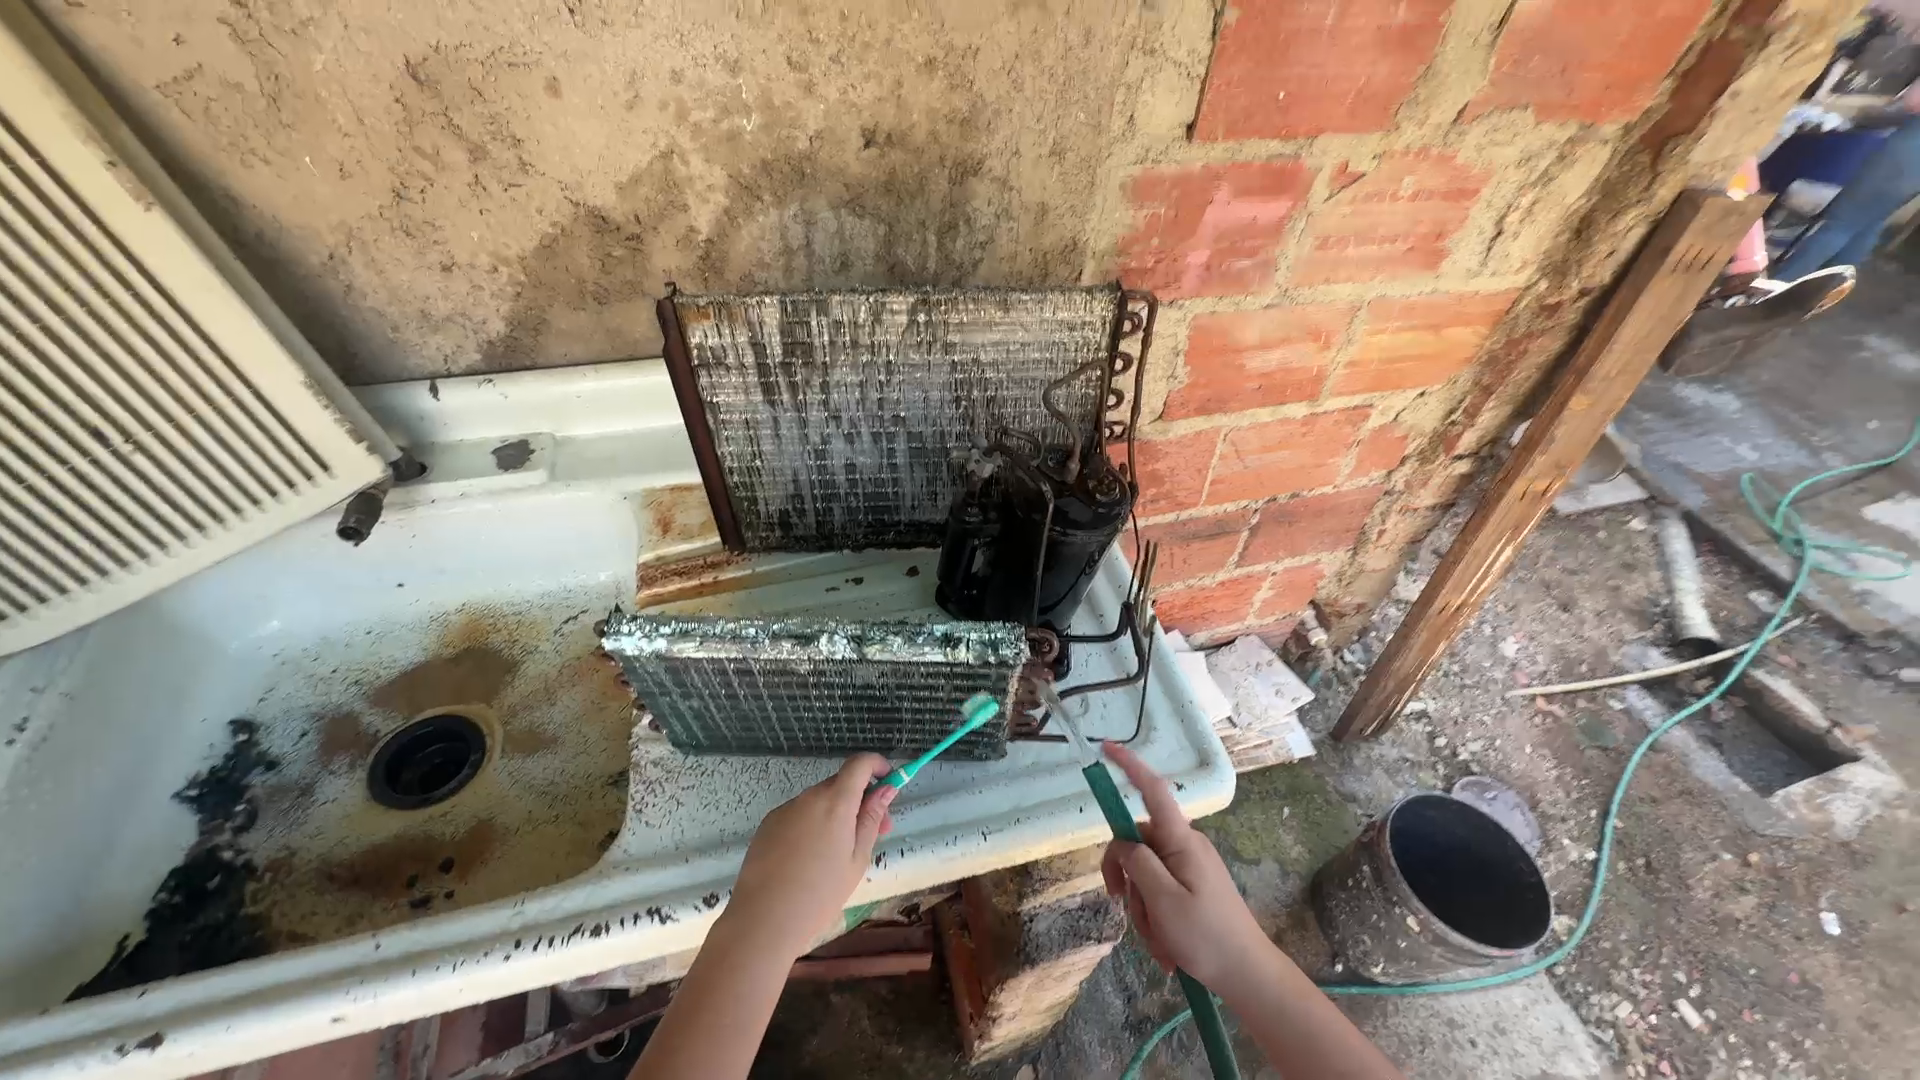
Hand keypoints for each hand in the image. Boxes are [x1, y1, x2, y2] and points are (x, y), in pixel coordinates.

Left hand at [721, 754, 897, 959]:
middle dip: (860, 800)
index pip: (859, 763)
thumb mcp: (857, 859)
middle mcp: (809, 797)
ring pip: (819, 801)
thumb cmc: (820, 893)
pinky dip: (812, 825)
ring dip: (836, 814)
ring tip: (838, 855)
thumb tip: (886, 789)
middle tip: (874, 833)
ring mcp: (785, 809)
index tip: (889, 782)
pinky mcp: (768, 824)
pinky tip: (809, 860)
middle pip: (840, 784)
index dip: (877, 765)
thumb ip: (872, 819)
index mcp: (835, 802)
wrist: (764, 919)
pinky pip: (799, 815)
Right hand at [1099, 743, 1273, 994]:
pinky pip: (1158, 890)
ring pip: (1144, 872)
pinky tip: (1167, 947)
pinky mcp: (1191, 885)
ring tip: (1159, 941)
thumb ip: (1137, 863)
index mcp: (1181, 840)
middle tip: (1123, 908)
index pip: (1153, 791)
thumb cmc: (1207, 936)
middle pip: (1136, 843)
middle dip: (1125, 879)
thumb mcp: (1163, 901)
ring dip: (1142, 908)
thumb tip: (1123, 842)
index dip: (1128, 765)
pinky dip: (1155, 917)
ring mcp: (1189, 865)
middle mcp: (1185, 845)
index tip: (1105, 747)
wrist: (1249, 975)